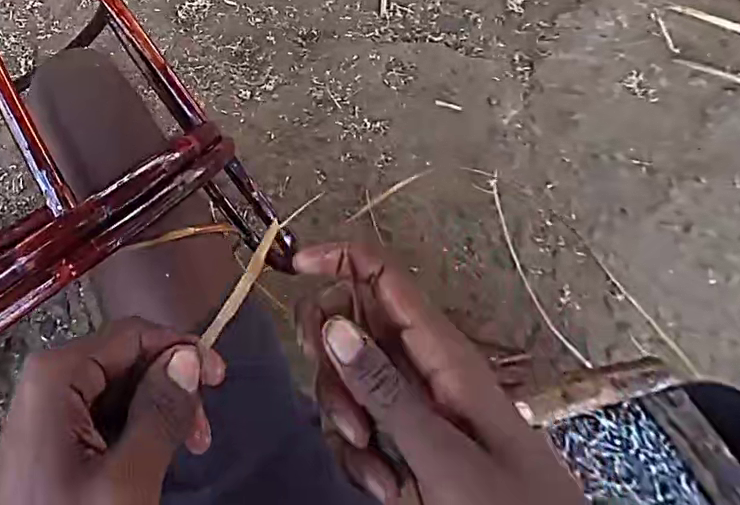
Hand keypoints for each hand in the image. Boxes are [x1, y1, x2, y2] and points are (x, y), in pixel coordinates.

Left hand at [0, 317, 227, 504]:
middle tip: (202, 435)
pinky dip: (134, 432)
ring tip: (183, 452)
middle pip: (126, 359)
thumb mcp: (124, 482)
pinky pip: (102, 416)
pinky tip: (149, 459)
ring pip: (118, 389)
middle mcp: (49, 378)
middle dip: (168, 387)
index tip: (219, 379)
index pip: (133, 334)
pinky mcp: (50, 439)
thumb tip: (189, 356)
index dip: (180, 348)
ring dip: (155, 413)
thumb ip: (159, 413)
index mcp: (58, 372)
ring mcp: (46, 409)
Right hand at [294, 243, 582, 504]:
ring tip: (374, 465)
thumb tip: (333, 323)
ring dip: (343, 414)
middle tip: (339, 400)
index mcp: (440, 349)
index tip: (294, 268)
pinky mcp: (404, 439)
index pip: (381, 272)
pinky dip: (357, 452)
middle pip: (351, 321)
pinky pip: (356, 419)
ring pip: (347, 373)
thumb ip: (386, 391)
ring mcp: (411, 402)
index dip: (337, 257)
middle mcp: (421, 364)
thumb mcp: (446, 457)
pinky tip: (383, 487)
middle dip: (331, 356)